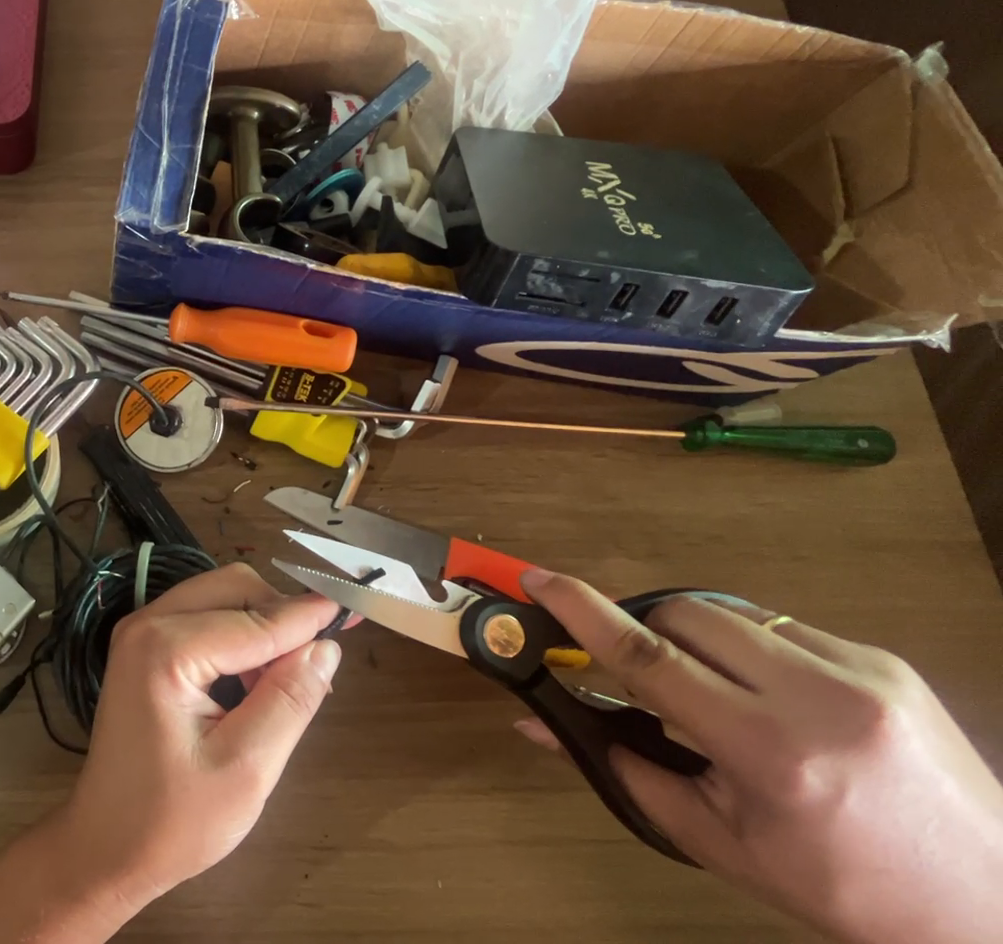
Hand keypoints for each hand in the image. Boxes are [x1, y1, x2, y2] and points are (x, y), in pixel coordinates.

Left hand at [58, 564, 343, 908]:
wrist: (106, 845)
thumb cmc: (173, 820)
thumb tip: (326, 647)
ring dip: (262, 626)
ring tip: (292, 681)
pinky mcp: (143, 648)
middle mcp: (147, 623)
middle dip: (282, 616)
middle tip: (319, 665)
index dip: (309, 618)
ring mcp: (140, 633)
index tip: (357, 608)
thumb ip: (290, 700)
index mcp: (165, 647)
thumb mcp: (247, 767)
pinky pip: (203, 619)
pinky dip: (238, 637)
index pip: (256, 619)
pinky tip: (257, 683)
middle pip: (233, 588)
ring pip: (219, 598)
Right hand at [517, 570, 1002, 943]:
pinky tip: (767, 698)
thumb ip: (619, 768)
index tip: (538, 579)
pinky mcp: (887, 662)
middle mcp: (822, 698)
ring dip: (693, 640)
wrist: (993, 910)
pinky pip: (778, 627)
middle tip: (640, 678)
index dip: (582, 611)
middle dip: (644, 633)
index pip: (649, 659)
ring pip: (728, 614)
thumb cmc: (837, 887)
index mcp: (771, 752)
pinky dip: (746, 650)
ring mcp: (865, 673)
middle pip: (684, 618)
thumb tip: (533, 723)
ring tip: (710, 692)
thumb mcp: (714, 839)